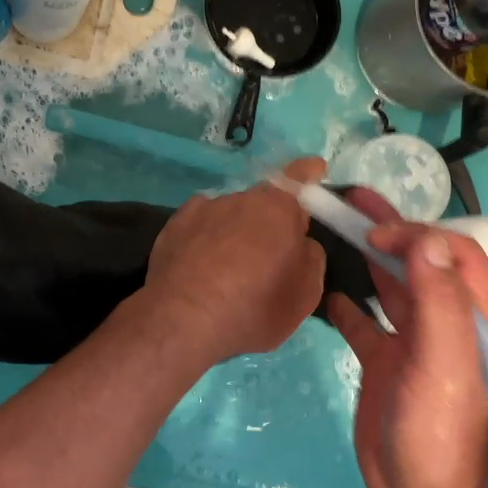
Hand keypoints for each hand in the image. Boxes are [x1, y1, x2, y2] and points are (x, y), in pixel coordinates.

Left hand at [142, 158, 328, 366]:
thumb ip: (311, 257)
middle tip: (267, 257)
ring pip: (229, 215)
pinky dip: (206, 239)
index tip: (314, 169)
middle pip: (261, 203)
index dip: (308, 173)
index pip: (298, 177)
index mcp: (277, 208)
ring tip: (228, 270)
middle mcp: (238, 198)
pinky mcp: (173, 225)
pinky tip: (202, 265)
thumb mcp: (305, 293)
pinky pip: (200, 226)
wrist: (182, 319)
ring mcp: (202, 208)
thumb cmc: (254, 307)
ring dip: (234, 232)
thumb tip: (300, 242)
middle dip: (268, 223)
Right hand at [324, 188, 487, 487]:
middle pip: (422, 263)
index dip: (418, 234)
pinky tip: (326, 290)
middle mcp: (451, 326)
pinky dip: (349, 302)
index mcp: (480, 322)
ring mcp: (418, 346)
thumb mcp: (447, 369)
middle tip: (349, 200)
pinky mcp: (388, 365)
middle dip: (389, 230)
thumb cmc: (445, 439)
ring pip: (394, 287)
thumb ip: (442, 303)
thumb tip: (425, 239)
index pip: (453, 256)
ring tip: (333, 227)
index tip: (375, 231)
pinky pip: (367, 322)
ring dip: (367, 258)